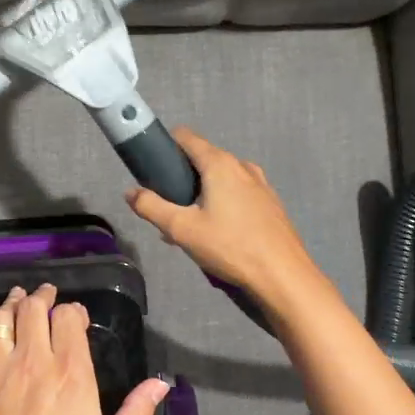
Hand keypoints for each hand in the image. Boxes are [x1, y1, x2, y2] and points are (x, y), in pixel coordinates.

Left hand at [0, 283, 169, 414]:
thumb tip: (159, 384)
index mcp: (72, 376)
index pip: (69, 320)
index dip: (74, 311)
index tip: (77, 315)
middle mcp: (34, 362)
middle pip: (35, 309)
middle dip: (43, 297)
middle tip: (47, 294)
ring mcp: (0, 370)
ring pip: (4, 317)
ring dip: (14, 302)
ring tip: (20, 296)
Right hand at [124, 127, 326, 305]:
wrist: (284, 277)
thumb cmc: (230, 247)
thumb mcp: (181, 229)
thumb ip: (151, 207)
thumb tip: (130, 192)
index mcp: (219, 164)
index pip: (186, 137)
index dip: (165, 146)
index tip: (151, 167)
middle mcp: (242, 166)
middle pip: (203, 158)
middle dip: (181, 177)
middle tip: (168, 206)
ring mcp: (260, 185)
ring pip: (221, 178)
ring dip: (201, 192)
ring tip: (190, 223)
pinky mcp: (271, 204)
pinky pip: (237, 194)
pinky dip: (222, 203)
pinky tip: (216, 233)